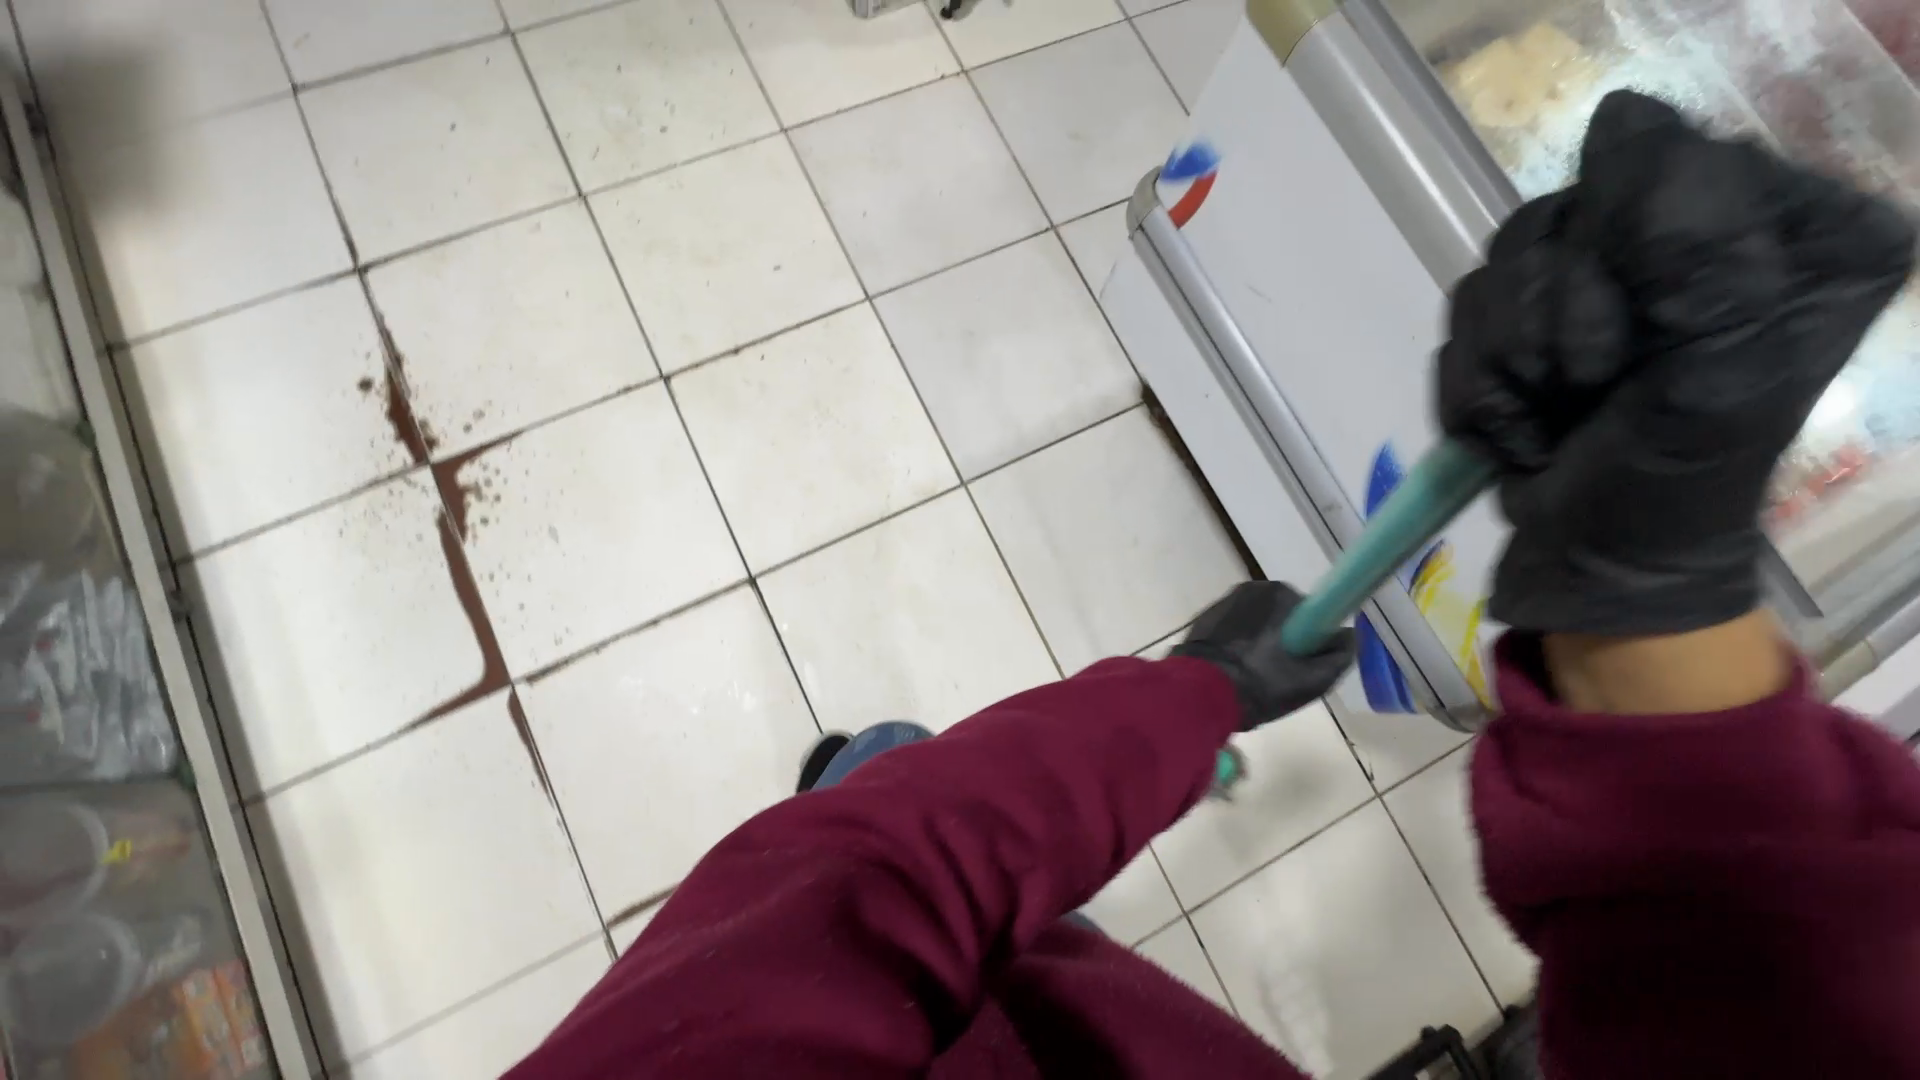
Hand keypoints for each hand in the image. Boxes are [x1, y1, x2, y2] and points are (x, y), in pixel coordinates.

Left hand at [1172, 582, 1355, 729]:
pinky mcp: (1205, 616)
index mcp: (1281, 594)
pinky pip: (1233, 626)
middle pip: (1283, 615)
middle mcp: (1253, 588)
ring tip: (1253, 673)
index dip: (1311, 637)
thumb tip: (1348, 635)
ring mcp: (1224, 601)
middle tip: (1279, 673)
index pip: (1309, 613)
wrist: (1199, 693)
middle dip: (1285, 639)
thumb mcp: (1313, 680)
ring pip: (1257, 621)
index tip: (1303, 660)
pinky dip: (1237, 642)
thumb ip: (1339, 655)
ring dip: (1260, 640)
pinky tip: (1233, 667)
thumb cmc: (1261, 684)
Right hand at [1438, 90, 1914, 636]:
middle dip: (1542, 325)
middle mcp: (1685, 244)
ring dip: (1501, 365)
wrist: (1589, 559)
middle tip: (1577, 392)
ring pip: (1496, 272)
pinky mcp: (1531, 326)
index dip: (1609, 260)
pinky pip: (1460, 322)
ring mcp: (1598, 287)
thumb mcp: (1710, 368)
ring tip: (1542, 421)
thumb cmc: (1670, 482)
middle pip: (1558, 219)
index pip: (1656, 172)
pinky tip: (1513, 426)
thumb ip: (1689, 238)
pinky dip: (1474, 387)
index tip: (1619, 356)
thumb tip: (1620, 114)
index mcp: (1779, 234)